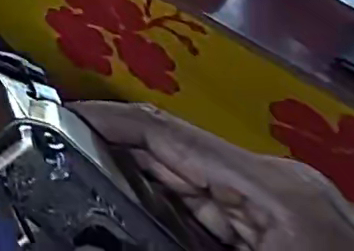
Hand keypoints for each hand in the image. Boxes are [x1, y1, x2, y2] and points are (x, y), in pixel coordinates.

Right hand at [73, 101, 353, 250]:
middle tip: (64, 158)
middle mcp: (278, 184)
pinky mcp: (294, 230)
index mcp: (273, 186)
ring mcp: (290, 206)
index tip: (59, 117)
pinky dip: (179, 211)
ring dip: (145, 187)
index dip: (106, 118)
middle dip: (119, 155)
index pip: (166, 131)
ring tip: (94, 183)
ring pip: (195, 181)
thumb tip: (104, 235)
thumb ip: (172, 236)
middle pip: (176, 152)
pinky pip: (219, 210)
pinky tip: (147, 216)